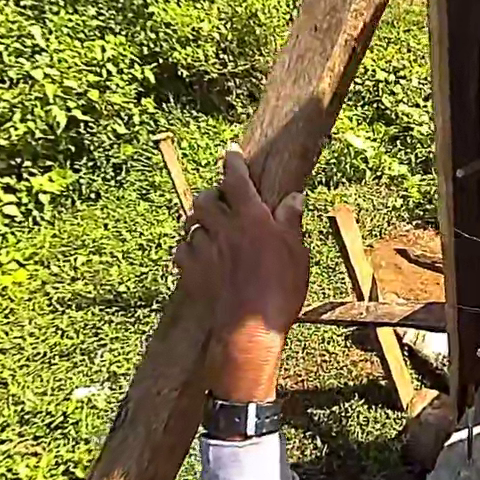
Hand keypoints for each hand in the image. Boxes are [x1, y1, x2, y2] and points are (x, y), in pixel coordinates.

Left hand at [175, 145, 308, 402]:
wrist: (249, 329)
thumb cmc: (282, 289)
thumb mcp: (298, 253)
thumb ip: (291, 222)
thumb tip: (294, 197)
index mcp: (252, 219)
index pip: (236, 179)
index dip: (233, 162)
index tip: (230, 150)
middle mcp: (224, 228)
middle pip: (206, 199)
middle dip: (212, 194)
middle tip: (222, 200)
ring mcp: (204, 250)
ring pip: (191, 224)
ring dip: (199, 221)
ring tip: (210, 227)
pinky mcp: (191, 271)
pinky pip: (181, 250)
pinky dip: (188, 247)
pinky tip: (198, 253)